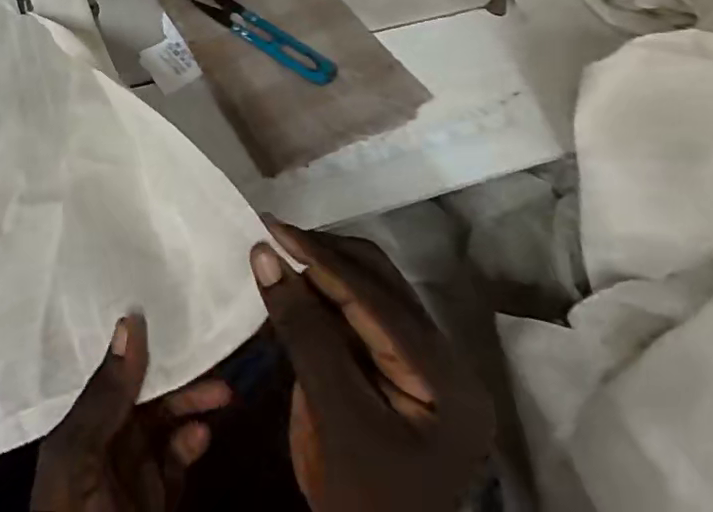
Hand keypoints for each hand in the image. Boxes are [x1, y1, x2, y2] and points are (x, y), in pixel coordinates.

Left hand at [31, 313, 233, 511]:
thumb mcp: (79, 458)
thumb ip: (104, 397)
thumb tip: (128, 323)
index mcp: (77, 427)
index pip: (107, 374)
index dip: (134, 345)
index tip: (164, 310)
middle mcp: (103, 445)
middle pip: (142, 396)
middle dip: (175, 375)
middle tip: (210, 353)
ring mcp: (131, 476)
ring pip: (164, 426)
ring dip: (190, 405)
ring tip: (221, 392)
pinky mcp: (155, 502)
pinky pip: (176, 464)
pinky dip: (190, 445)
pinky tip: (202, 434)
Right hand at [251, 216, 494, 511]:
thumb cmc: (358, 497)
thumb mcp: (330, 415)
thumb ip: (303, 332)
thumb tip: (265, 257)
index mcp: (445, 378)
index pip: (376, 299)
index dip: (321, 258)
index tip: (272, 228)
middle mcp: (447, 361)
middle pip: (384, 285)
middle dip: (326, 256)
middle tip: (273, 235)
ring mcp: (429, 366)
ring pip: (376, 294)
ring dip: (328, 270)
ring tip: (281, 252)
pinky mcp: (404, 372)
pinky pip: (367, 317)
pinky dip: (330, 296)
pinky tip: (300, 286)